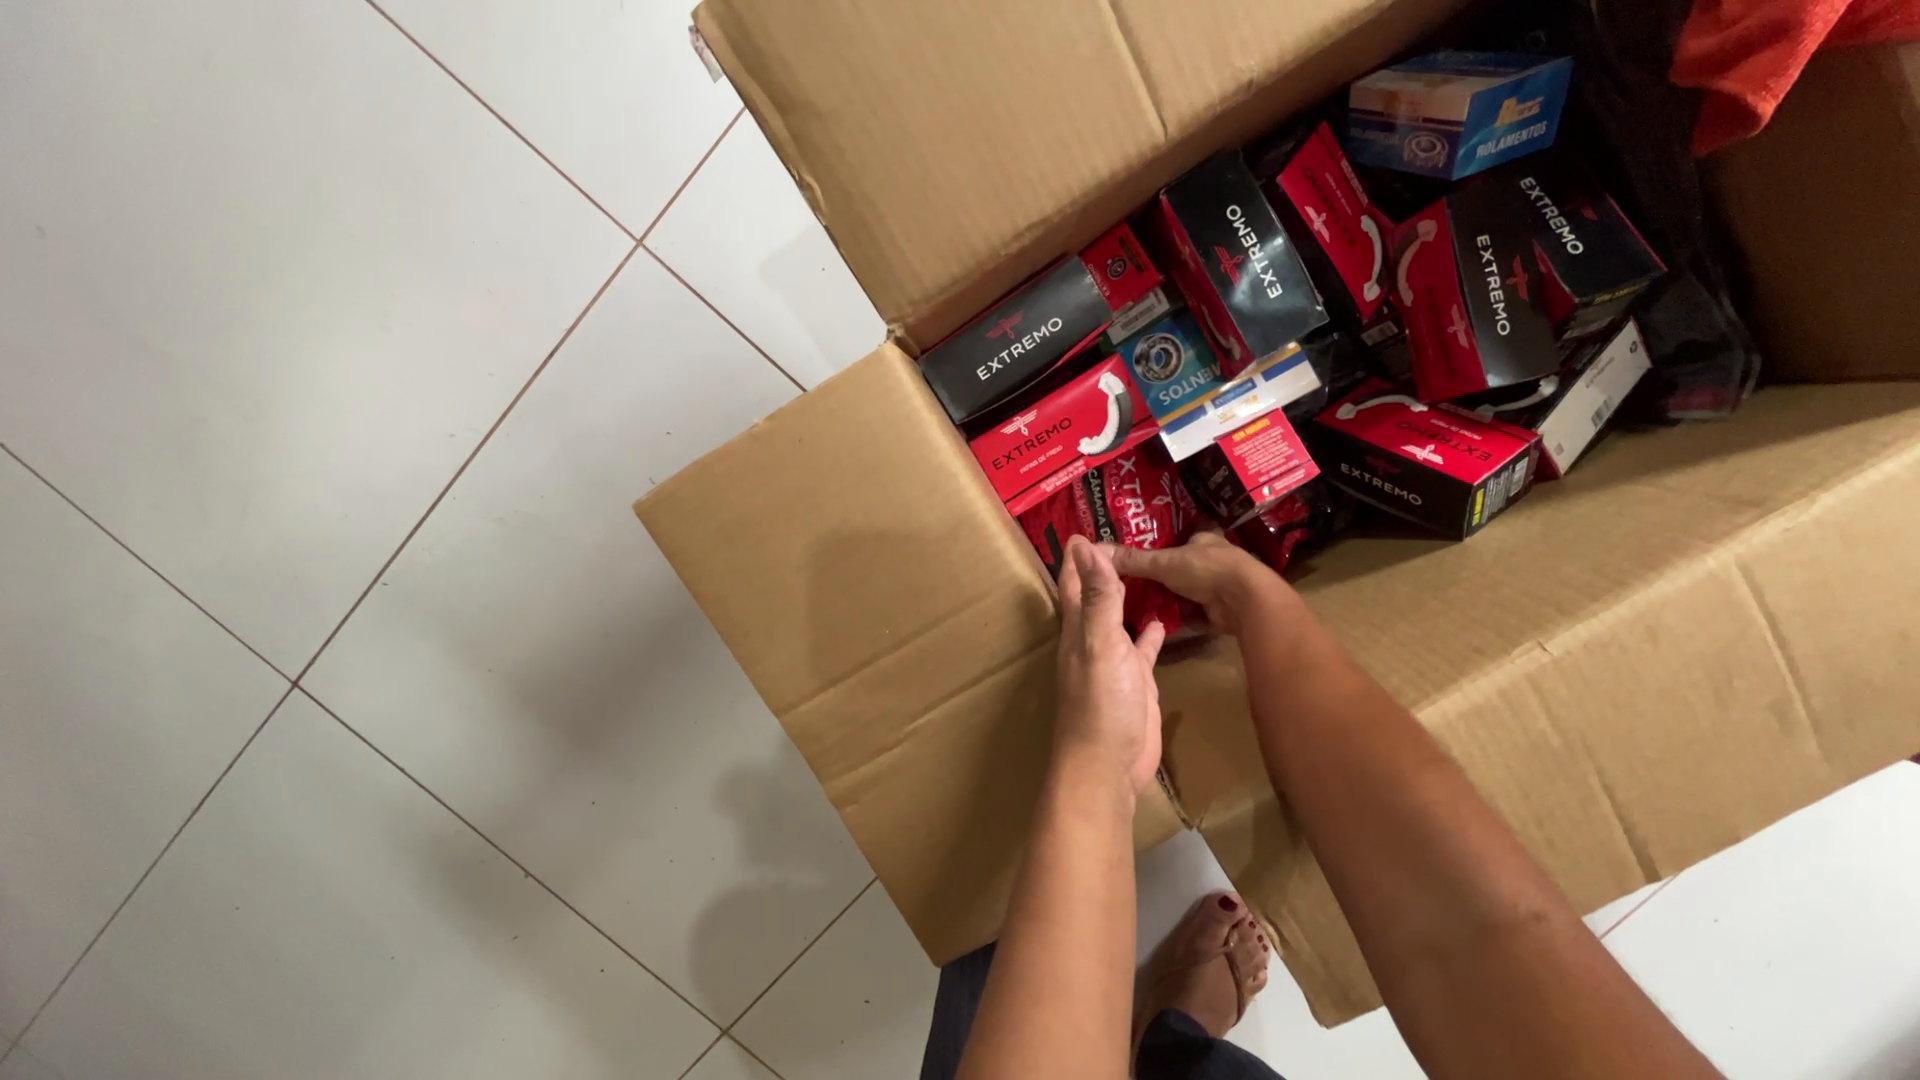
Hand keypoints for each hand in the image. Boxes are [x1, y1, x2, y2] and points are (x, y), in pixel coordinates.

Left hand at [1054, 536, 1164, 795]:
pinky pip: (1141, 648)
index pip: (1074, 583)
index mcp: (1078, 628)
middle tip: (1124, 540)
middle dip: (1104, 569)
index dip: (1077, 557)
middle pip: (1096, 596)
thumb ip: (1098, 597)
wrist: (1110, 764)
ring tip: (1147, 568)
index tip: (1086, 528)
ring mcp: (1114, 661)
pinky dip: (1148, 632)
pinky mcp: (1136, 681)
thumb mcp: (1100, 643)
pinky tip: (1160, 619)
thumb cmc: (1100, 703)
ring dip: (1127, 597)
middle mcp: (1092, 640)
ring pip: (1119, 619)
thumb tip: (1085, 546)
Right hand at [1107, 532, 1280, 636]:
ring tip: (1138, 605)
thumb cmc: (1207, 569)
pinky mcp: (1221, 612)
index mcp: (1205, 540)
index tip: (1143, 552)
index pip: (1183, 537)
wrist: (1245, 601)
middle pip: (1183, 567)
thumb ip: (1133, 560)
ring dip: (1170, 599)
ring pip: (1187, 592)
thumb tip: (1095, 549)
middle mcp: (1214, 561)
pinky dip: (1179, 620)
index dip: (1165, 543)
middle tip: (1132, 583)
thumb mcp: (1164, 562)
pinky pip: (1194, 616)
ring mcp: (1220, 588)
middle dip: (1163, 576)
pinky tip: (1157, 625)